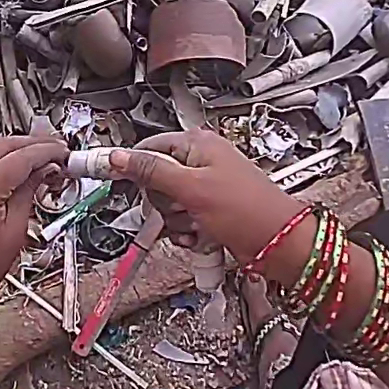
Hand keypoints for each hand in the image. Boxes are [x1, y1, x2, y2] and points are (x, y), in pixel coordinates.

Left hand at [0, 133, 66, 312]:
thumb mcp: (16, 231)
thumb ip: (29, 193)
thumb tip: (43, 170)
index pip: (19, 157)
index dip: (45, 151)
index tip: (62, 151)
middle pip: (2, 145)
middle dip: (32, 143)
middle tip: (55, 149)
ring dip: (16, 148)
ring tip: (41, 156)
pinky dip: (1, 158)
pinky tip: (18, 166)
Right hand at [100, 130, 303, 263]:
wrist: (279, 244)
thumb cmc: (247, 210)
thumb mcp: (192, 188)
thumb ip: (152, 171)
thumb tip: (119, 156)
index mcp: (197, 144)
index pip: (149, 148)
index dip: (131, 166)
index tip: (108, 175)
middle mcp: (201, 162)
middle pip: (155, 180)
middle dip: (162, 202)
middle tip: (179, 207)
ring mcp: (205, 188)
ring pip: (166, 205)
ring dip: (175, 222)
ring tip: (195, 224)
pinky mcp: (209, 211)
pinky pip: (181, 221)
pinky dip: (186, 232)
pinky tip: (201, 236)